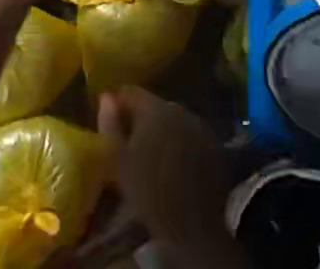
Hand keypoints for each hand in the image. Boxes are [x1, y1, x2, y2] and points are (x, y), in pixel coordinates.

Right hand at [98, 88, 238, 260]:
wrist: (192, 226)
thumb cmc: (148, 192)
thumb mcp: (119, 160)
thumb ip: (110, 124)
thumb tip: (106, 98)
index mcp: (155, 109)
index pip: (132, 92)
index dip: (118, 102)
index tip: (109, 117)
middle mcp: (180, 109)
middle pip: (154, 105)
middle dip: (140, 117)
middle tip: (129, 139)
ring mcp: (200, 125)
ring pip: (173, 119)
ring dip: (162, 129)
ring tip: (152, 153)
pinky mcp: (214, 143)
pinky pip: (190, 133)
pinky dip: (180, 141)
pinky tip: (174, 162)